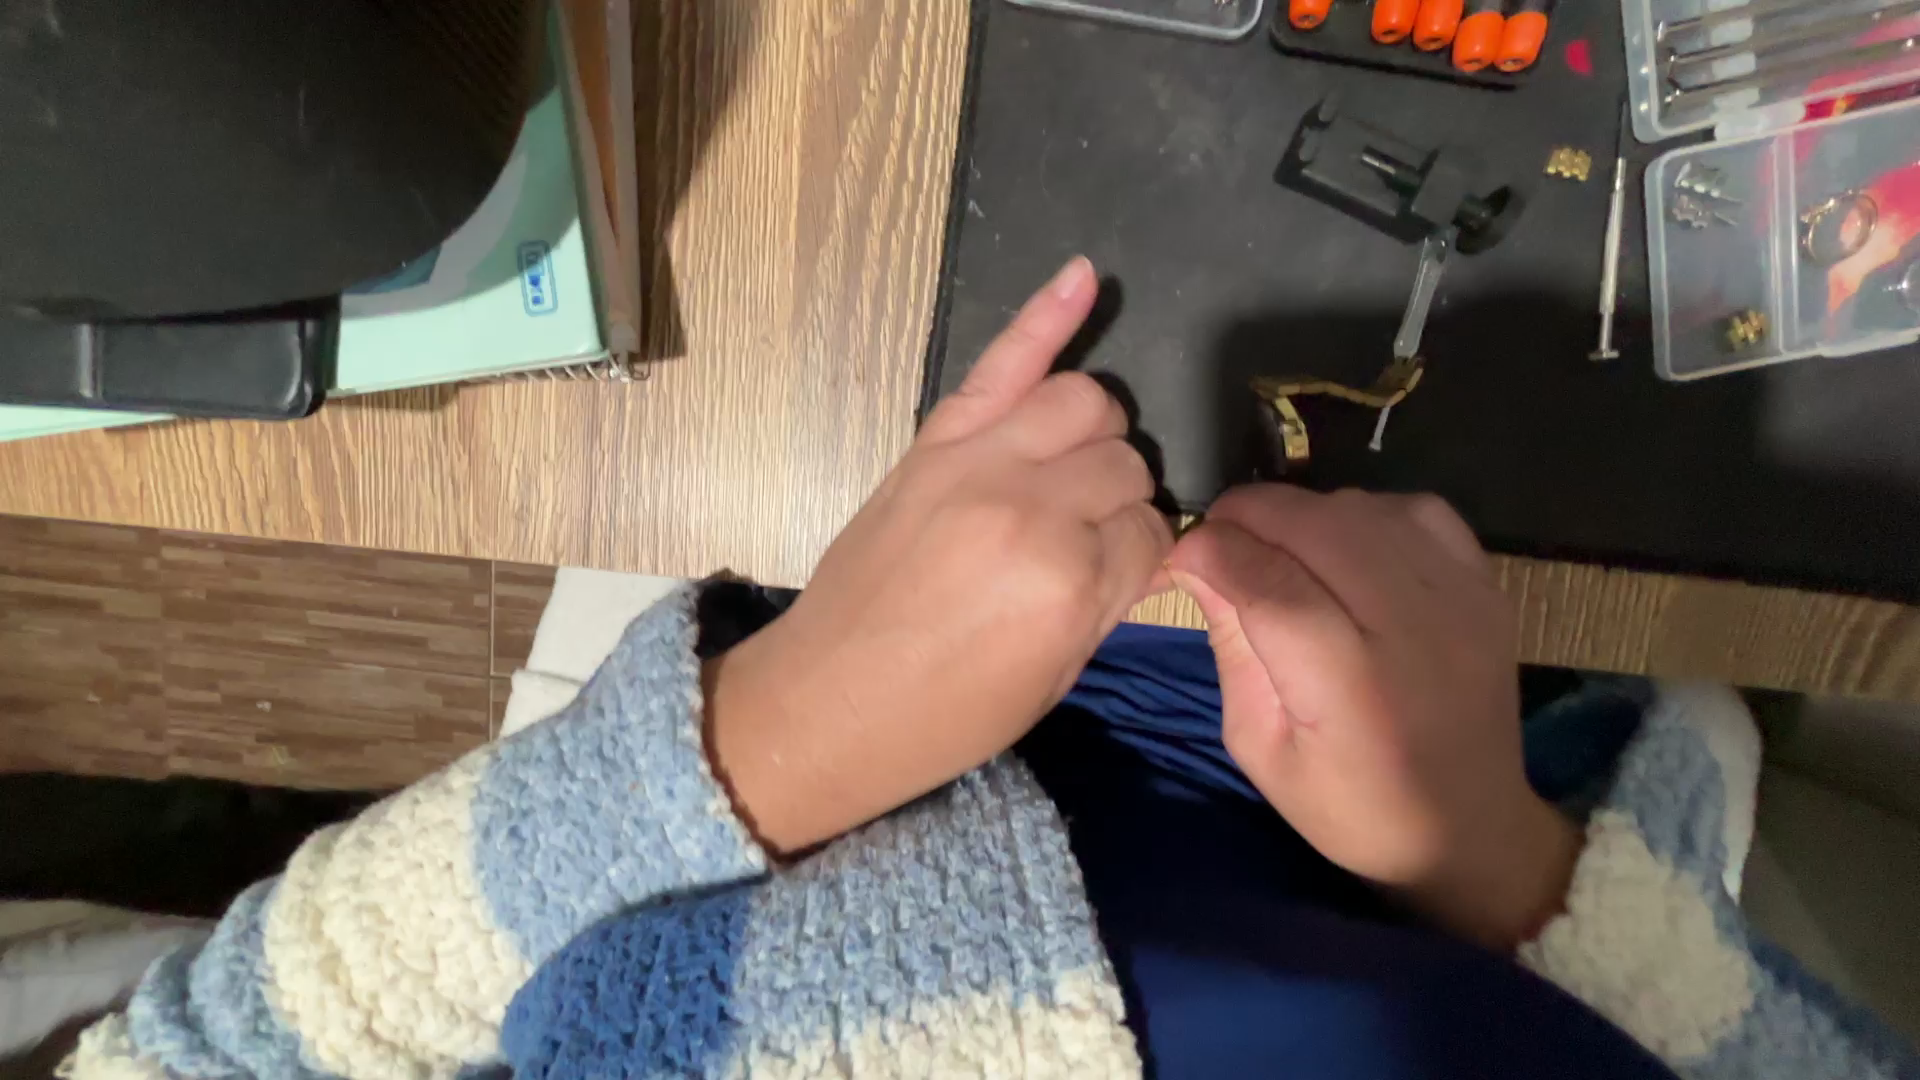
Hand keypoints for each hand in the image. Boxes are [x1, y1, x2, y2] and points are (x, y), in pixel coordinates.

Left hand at [707, 257, 1172, 855]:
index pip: (1152, 531)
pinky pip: (1000, 362)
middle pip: (1122, 462)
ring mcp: (977, 463)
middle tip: (1089, 531)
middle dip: (1120, 497)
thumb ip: (1108, 597)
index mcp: (1069, 585)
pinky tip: (1085, 276)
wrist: (828, 699)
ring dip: (1096, 433)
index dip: (1141, 553)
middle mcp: (1030, 509)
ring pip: (1081, 401)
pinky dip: (1045, 316)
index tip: (1115, 570)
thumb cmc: (947, 714)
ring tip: (1074, 465)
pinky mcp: (933, 444)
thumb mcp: (1051, 677)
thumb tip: (1144, 541)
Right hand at [1169, 486, 1578, 950]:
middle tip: (1214, 543)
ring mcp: (1459, 599)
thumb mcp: (1258, 743)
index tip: (1179, 555)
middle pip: (1313, 524)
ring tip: (1271, 548)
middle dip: (1244, 516)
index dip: (1211, 550)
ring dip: (1296, 514)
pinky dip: (1359, 513)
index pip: (1268, 581)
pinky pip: (1410, 509)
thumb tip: (1197, 563)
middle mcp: (1413, 629)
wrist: (1467, 826)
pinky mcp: (1484, 585)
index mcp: (1349, 688)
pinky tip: (1339, 546)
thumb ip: (1231, 646)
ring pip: (1356, 507)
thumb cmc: (1347, 802)